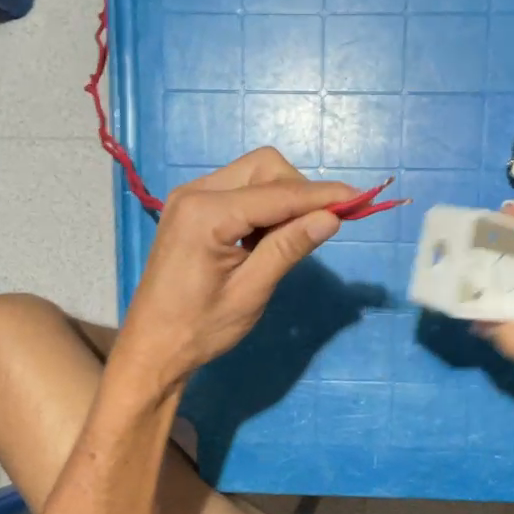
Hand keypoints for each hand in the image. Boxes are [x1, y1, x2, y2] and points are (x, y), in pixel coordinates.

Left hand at [115, 148, 354, 387]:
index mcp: (206, 214)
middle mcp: (195, 192)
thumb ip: (288, 248)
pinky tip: (267, 240)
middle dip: (300, 190)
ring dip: (282, 198)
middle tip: (320, 228)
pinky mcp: (191, 209)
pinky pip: (238, 191)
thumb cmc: (200, 329)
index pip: (278, 193)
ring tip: (291, 240)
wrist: (152, 347)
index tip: (361, 199)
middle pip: (264, 167)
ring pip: (253, 175)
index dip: (322, 196)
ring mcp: (190, 198)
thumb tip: (331, 218)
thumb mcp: (251, 292)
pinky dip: (263, 206)